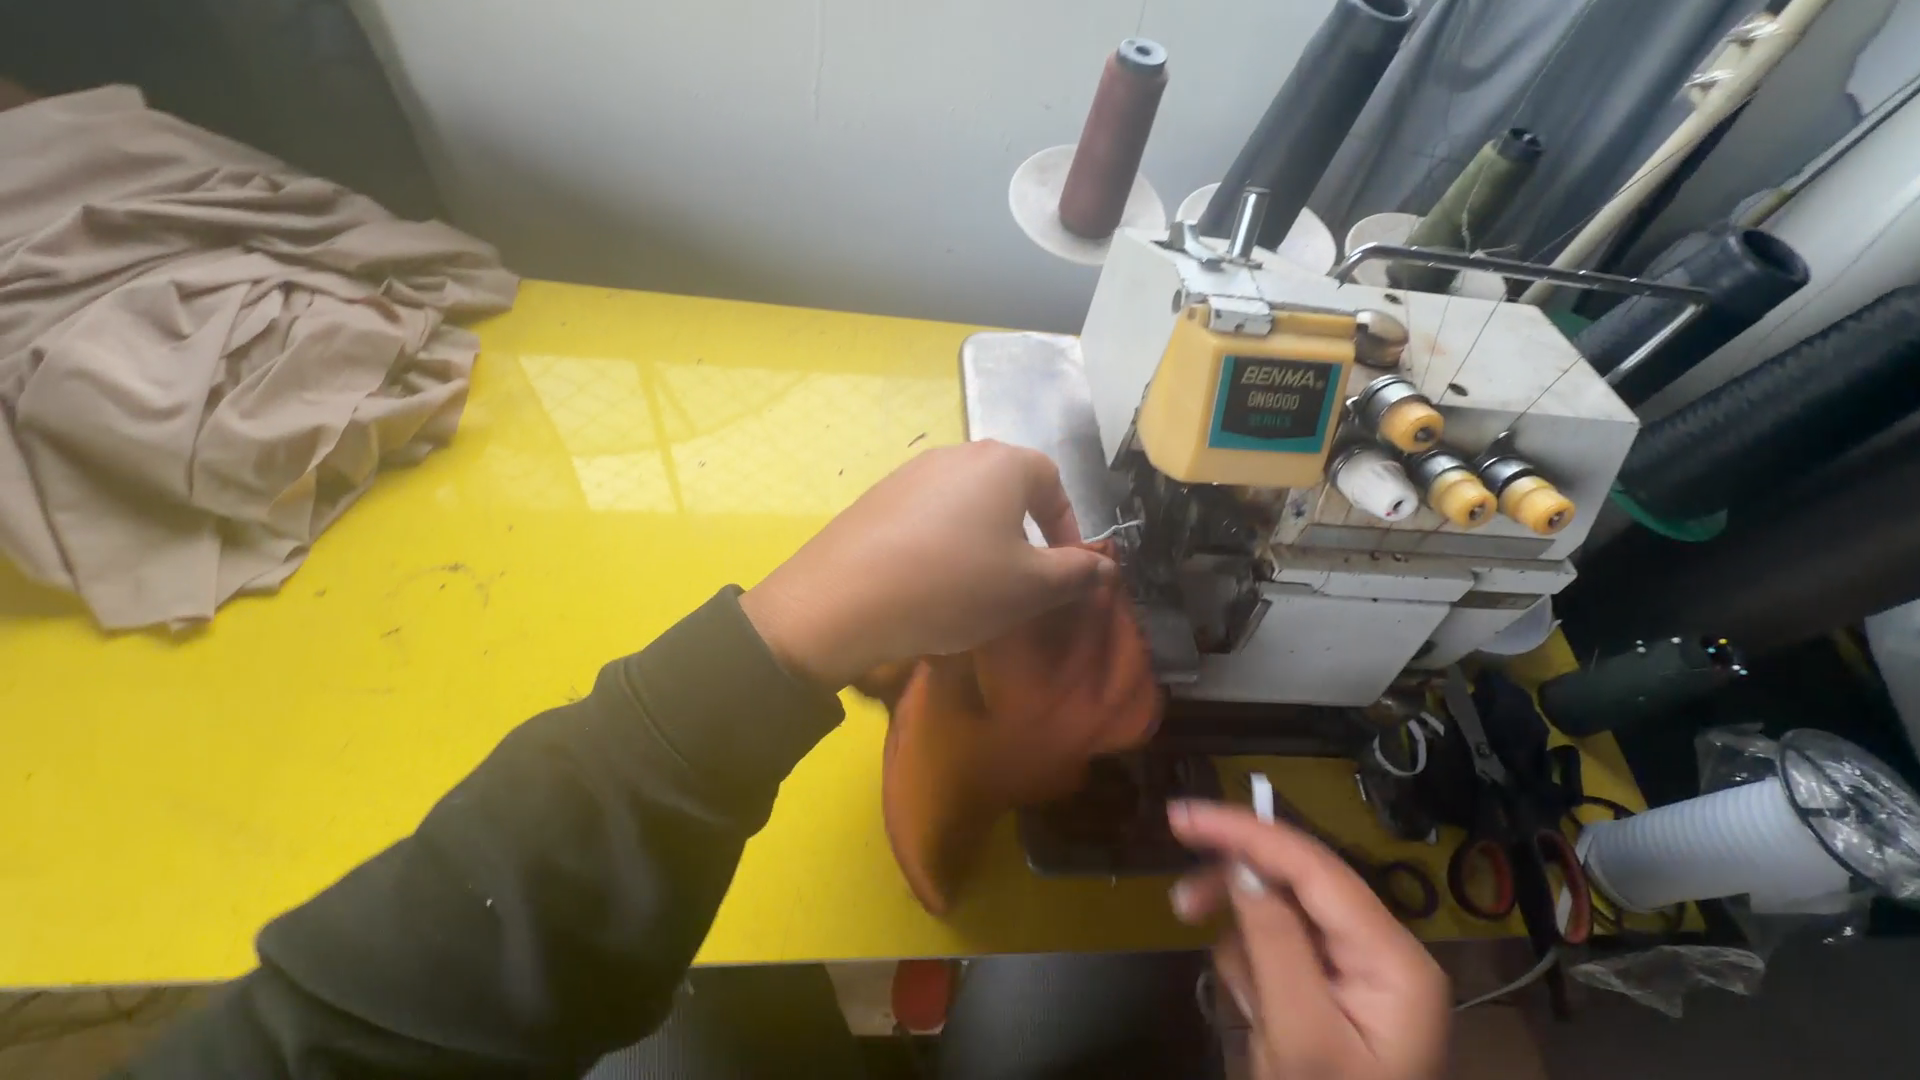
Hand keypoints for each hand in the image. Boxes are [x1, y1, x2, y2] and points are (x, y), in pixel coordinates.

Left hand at [739, 440, 1115, 687]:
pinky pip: (927, 516)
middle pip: (1007, 488)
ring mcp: (911, 473)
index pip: (1053, 480)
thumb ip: (1077, 573)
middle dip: (1025, 532)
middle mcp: (956, 455)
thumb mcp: (1030, 587)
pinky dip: (942, 543)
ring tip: (976, 585)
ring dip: (983, 539)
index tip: (1066, 568)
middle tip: (1022, 580)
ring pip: (966, 503)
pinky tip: (929, 582)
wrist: (845, 599)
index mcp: (1002, 463)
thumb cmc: (955, 585)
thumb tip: (1106, 566)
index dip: (1067, 525)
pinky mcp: (877, 498)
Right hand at [1168, 800, 1450, 1079]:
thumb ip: (1274, 944)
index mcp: (1393, 958)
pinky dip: (1250, 969)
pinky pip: (1272, 943)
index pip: (1314, 866)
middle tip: (1182, 903)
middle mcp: (1378, 947)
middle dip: (1237, 892)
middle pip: (1294, 880)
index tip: (1184, 817)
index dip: (1247, 832)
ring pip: (1276, 910)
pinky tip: (1256, 1013)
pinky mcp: (1326, 981)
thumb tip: (1242, 867)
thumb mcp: (1299, 1040)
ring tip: (1242, 1004)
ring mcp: (1352, 965)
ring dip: (1243, 943)